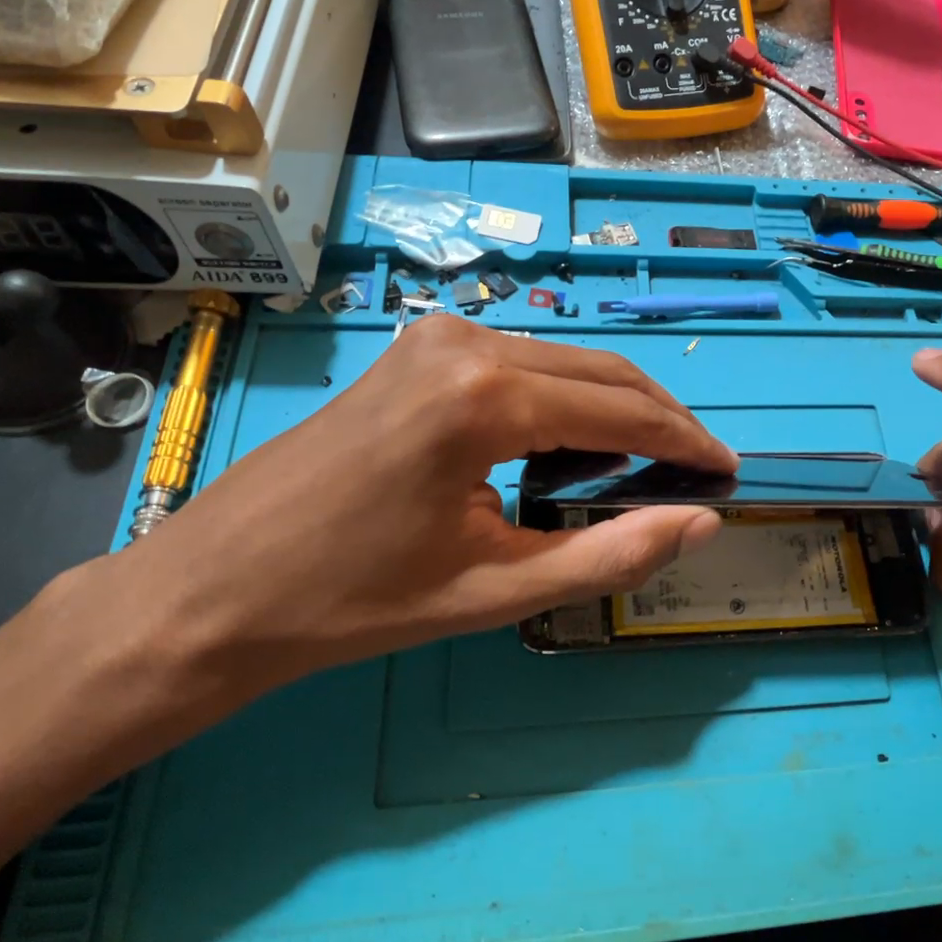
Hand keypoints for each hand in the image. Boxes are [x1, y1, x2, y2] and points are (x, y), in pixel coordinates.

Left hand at [70, 315, 733, 696]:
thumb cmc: (353, 602)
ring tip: (639, 471)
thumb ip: (610, 554)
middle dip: (657, 420)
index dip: (686, 441)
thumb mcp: (495, 590)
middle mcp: (465, 342)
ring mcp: (432, 340)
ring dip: (609, 410)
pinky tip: (562, 450)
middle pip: (599, 372)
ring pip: (559, 364)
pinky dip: (557, 402)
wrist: (214, 590)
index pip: (624, 407)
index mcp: (486, 396)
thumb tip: (700, 525)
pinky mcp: (413, 352)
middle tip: (694, 474)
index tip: (727, 472)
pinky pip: (516, 366)